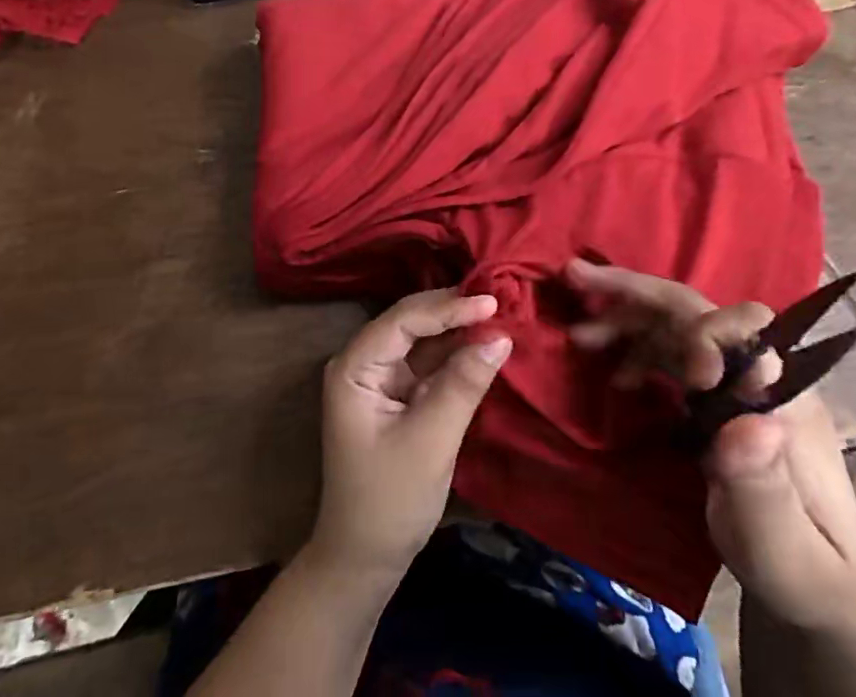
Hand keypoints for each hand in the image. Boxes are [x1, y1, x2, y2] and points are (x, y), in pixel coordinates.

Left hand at [310, 289, 511, 577]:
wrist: (366, 556)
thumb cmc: (390, 500)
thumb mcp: (431, 441)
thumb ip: (463, 385)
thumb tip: (501, 336)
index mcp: (354, 368)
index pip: (402, 321)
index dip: (448, 307)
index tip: (493, 301)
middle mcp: (363, 363)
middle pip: (410, 323)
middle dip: (453, 311)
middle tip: (502, 299)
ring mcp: (380, 379)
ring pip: (423, 341)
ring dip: (459, 330)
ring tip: (501, 314)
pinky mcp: (399, 396)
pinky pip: (429, 364)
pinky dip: (456, 355)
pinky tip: (484, 344)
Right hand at [563, 259, 855, 630]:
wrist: (813, 584)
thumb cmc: (799, 568)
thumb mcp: (780, 544)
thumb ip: (762, 485)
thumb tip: (749, 419)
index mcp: (784, 399)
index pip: (744, 331)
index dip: (702, 335)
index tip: (688, 381)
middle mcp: (760, 376)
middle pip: (696, 312)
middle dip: (636, 291)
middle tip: (576, 278)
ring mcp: (736, 385)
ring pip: (677, 326)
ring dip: (626, 319)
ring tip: (578, 334)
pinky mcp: (719, 399)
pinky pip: (672, 353)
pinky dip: (636, 349)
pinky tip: (614, 373)